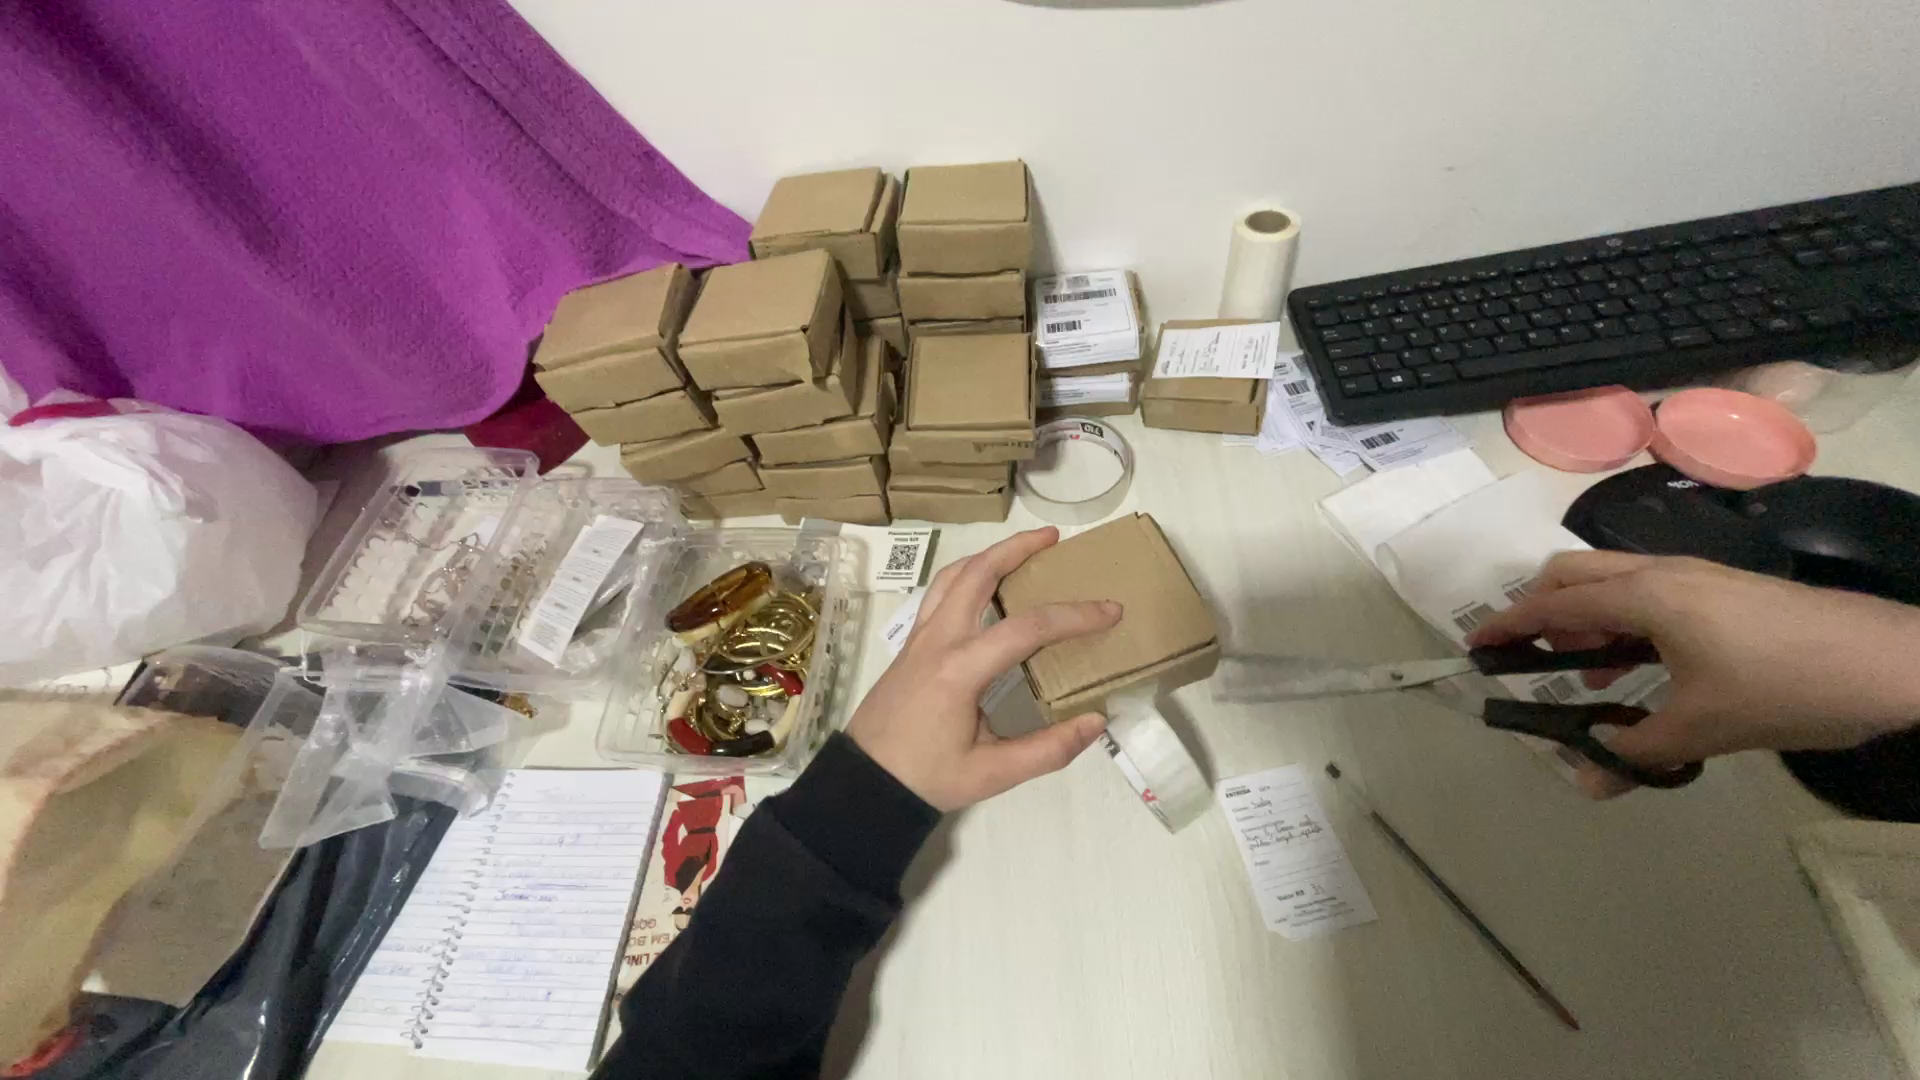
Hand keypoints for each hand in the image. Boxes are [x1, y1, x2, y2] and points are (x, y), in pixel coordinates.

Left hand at [847, 527, 1120, 811]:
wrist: (866, 780)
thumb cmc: (928, 777)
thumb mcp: (992, 774)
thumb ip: (1048, 749)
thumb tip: (1096, 721)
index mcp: (961, 669)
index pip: (1027, 627)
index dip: (1075, 616)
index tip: (1111, 610)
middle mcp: (939, 639)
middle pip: (978, 574)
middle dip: (1017, 548)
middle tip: (1054, 537)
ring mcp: (920, 636)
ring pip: (953, 576)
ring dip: (989, 555)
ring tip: (1022, 548)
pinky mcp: (911, 643)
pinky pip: (939, 592)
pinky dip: (967, 574)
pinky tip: (983, 582)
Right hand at [1466, 552, 1919, 796]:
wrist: (1911, 664)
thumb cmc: (1792, 686)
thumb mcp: (1707, 727)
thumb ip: (1636, 751)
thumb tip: (1585, 785)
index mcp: (1644, 598)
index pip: (1552, 606)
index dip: (1507, 626)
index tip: (1475, 646)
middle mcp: (1660, 574)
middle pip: (1570, 573)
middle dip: (1539, 608)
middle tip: (1534, 651)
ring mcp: (1695, 576)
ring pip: (1609, 578)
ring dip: (1582, 614)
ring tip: (1587, 666)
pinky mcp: (1723, 586)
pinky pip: (1644, 589)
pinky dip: (1619, 616)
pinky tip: (1641, 659)